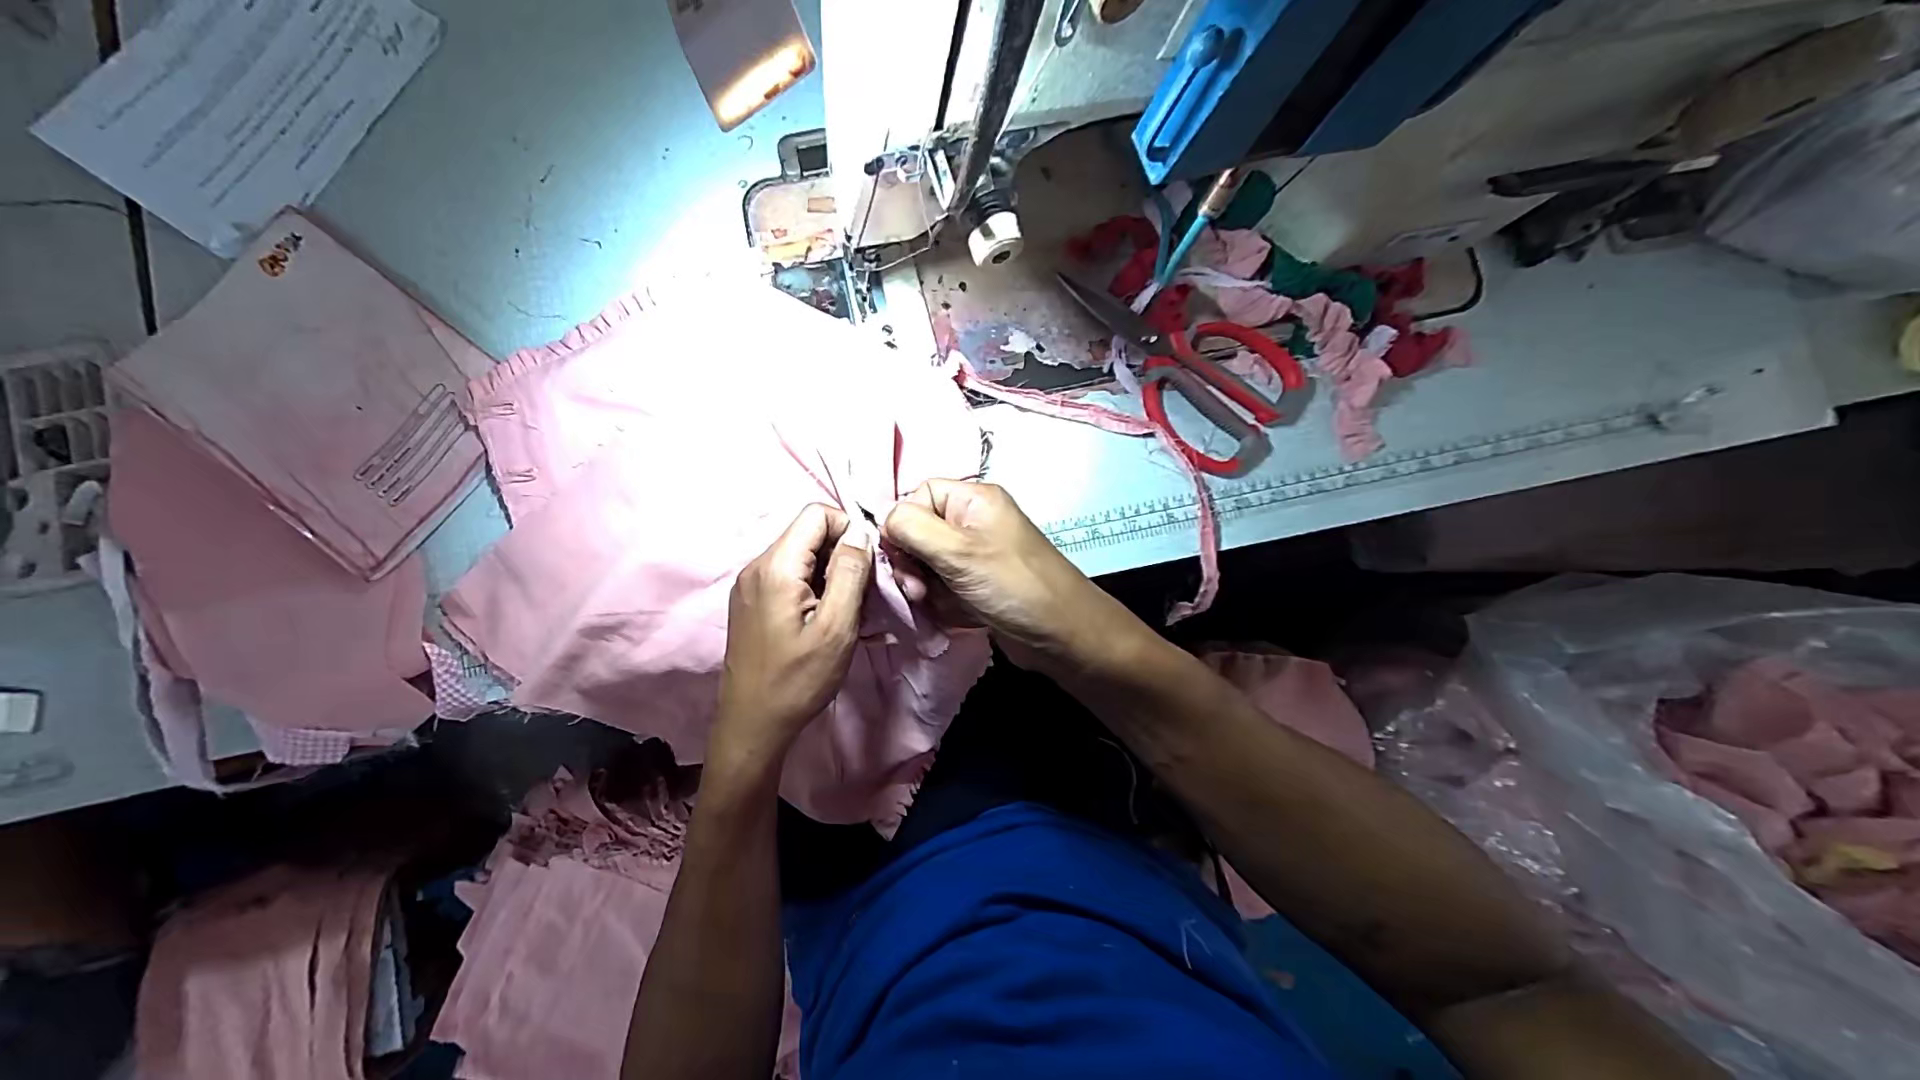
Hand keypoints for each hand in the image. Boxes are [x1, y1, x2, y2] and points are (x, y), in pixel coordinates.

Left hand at [713, 504, 873, 780]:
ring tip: (846, 610)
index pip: (816, 513)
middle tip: (862, 593)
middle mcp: (756, 566)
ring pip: (801, 554)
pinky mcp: (751, 601)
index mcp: (775, 567)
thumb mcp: (836, 627)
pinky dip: (814, 586)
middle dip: (842, 553)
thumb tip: (860, 532)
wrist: (752, 724)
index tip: (868, 565)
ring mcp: (750, 584)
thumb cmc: (798, 680)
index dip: (849, 529)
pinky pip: (789, 575)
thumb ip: (850, 572)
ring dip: (830, 572)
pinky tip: (825, 618)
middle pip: (808, 532)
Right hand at [882, 480, 1146, 672]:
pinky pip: (941, 588)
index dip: (903, 525)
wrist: (1063, 637)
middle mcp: (972, 522)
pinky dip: (941, 603)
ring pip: (925, 565)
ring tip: (939, 604)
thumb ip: (912, 528)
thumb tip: (884, 520)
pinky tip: (956, 615)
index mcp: (973, 499)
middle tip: (919, 588)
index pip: (917, 496)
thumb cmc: (1013, 586)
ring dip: (925, 588)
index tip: (902, 555)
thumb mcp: (958, 551)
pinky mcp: (976, 586)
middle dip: (912, 563)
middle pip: (916, 533)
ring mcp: (975, 556)